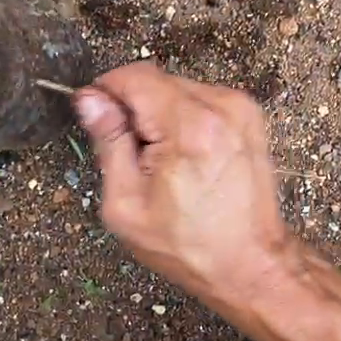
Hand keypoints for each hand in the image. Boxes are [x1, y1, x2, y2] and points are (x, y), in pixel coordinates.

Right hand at [74, 63, 293, 298]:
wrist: (250, 263)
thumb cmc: (188, 245)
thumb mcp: (127, 203)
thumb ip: (108, 142)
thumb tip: (90, 100)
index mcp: (190, 127)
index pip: (135, 76)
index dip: (107, 92)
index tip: (97, 118)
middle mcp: (221, 107)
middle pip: (156, 80)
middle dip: (134, 109)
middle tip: (132, 155)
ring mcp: (240, 108)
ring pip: (177, 88)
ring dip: (159, 114)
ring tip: (162, 161)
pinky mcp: (249, 115)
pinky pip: (200, 100)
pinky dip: (183, 119)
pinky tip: (185, 157)